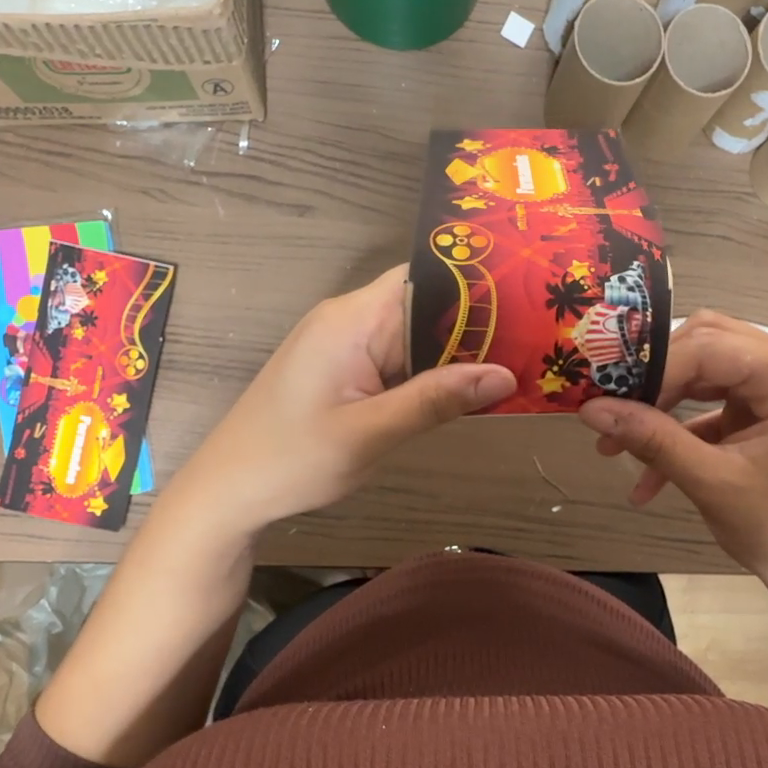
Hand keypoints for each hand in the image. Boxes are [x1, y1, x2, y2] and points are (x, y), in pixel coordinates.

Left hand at [164, 265, 514, 535]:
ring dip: (455, 354)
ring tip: (517, 365)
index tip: (528, 302)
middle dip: (476, 324)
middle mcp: (348, 320)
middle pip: (424, 305)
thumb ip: (435, 401)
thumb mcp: (370, 433)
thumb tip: (504, 376)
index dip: (475, 284)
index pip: (424, 276)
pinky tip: (466, 392)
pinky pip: (397, 361)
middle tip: (538, 343)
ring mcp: (344, 347)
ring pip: (414, 336)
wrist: (229, 490)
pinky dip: (430, 374)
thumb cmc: (292, 459)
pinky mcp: (343, 372)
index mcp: (352, 319)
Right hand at [577, 310, 767, 596]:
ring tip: (613, 445)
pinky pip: (712, 408)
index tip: (605, 397)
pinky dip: (678, 434)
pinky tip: (645, 479)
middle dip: (655, 381)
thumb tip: (587, 409)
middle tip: (609, 407)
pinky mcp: (766, 415)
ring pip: (705, 374)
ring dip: (660, 407)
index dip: (653, 369)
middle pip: (708, 345)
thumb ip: (651, 439)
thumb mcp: (709, 481)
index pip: (710, 347)